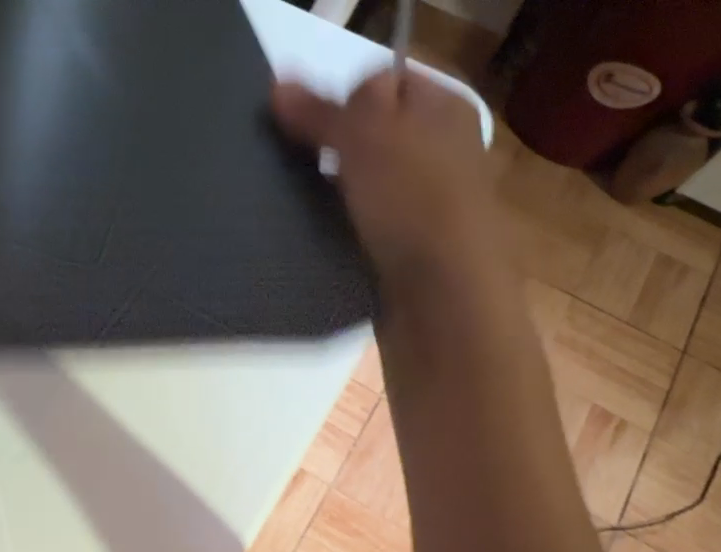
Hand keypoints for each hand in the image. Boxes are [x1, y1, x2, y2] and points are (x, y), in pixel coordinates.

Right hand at [271, 72, 500, 284]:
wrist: (440, 300)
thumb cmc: (415, 205)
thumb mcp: (366, 141)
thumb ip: (321, 112)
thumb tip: (277, 83)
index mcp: (442, 110)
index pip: (380, 82)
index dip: (340, 98)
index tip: (307, 127)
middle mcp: (434, 152)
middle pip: (363, 135)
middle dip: (323, 149)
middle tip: (290, 165)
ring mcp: (416, 204)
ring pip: (353, 185)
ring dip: (322, 194)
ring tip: (290, 205)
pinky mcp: (395, 249)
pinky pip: (351, 227)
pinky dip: (328, 231)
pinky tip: (307, 240)